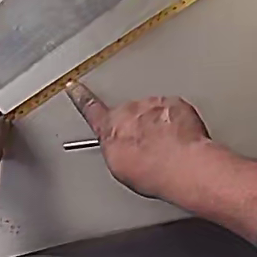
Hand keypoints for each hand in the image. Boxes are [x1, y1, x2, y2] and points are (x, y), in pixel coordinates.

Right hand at [65, 82, 218, 201]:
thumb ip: (115, 149)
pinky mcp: (175, 103)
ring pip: (154, 111)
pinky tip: (181, 139)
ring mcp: (153, 105)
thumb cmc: (151, 170)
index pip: (91, 109)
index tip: (75, 87)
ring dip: (160, 125)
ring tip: (169, 147)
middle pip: (130, 113)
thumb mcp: (120, 168)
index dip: (81, 97)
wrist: (181, 165)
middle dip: (138, 125)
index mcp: (110, 126)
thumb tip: (121, 150)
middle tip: (150, 146)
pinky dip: (177, 122)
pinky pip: (174, 110)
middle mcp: (129, 110)